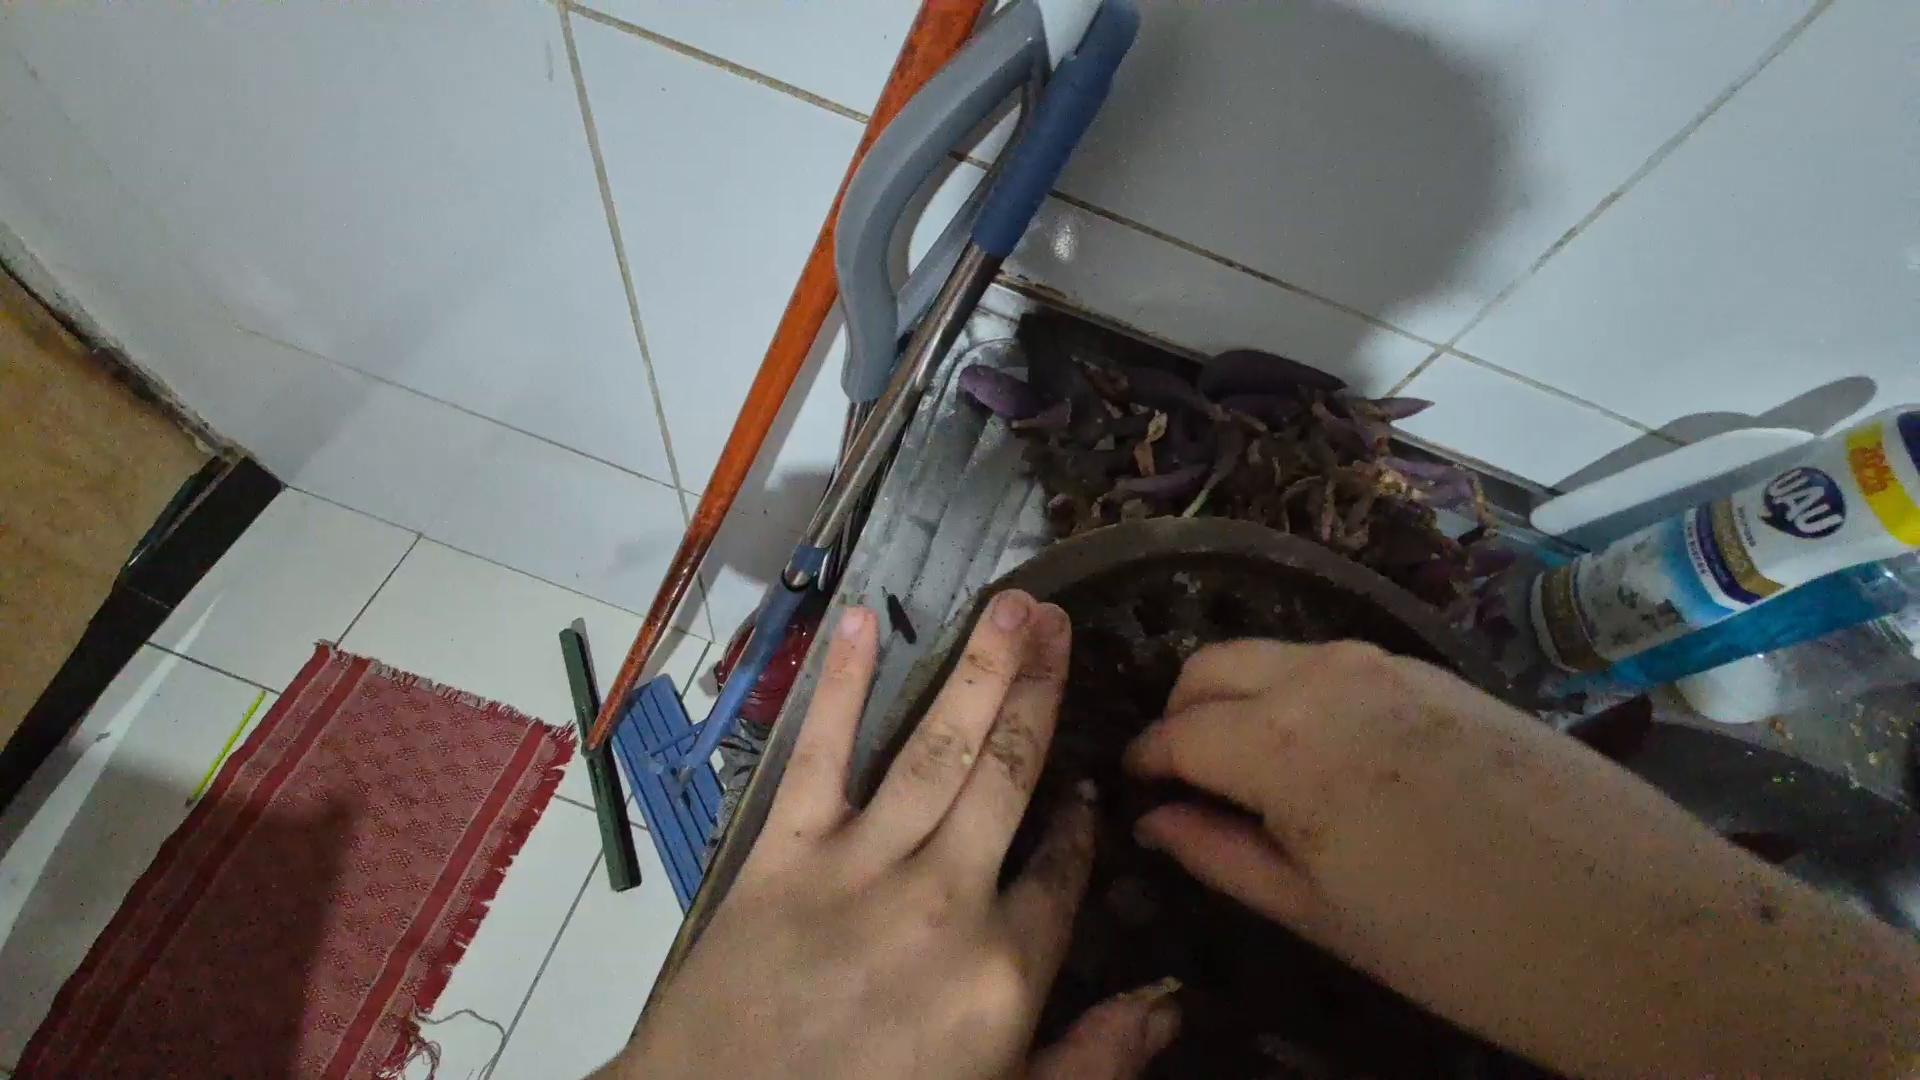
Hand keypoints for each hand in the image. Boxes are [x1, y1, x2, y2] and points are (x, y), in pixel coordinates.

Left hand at [608, 591, 1178, 1079]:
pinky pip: (820, 754)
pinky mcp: (785, 848)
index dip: (1081, 821)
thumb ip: (1093, 1060)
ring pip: (938, 748)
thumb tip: (1172, 999)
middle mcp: (944, 897)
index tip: (1088, 783)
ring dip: (980, 669)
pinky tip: (863, 620)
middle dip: (1039, 689)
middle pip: (1009, 773)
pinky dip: (842, 685)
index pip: (1063, 870)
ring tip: (1012, 606)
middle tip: (1058, 617)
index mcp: (1001, 969)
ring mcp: (862, 863)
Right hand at [1127, 639, 1919, 1079]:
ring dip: (1236, 697)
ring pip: (1264, 656)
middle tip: (1187, 773)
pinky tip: (1325, 750)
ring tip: (1253, 764)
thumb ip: (1218, 855)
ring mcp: (1378, 661)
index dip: (1143, 760)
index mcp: (1281, 742)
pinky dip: (1292, 691)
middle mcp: (1318, 677)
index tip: (1132, 784)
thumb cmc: (1466, 948)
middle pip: (1206, 667)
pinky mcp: (1427, 665)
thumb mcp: (1321, 916)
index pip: (1174, 733)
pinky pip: (1325, 662)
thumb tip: (1149, 820)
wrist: (1660, 933)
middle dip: (1179, 713)